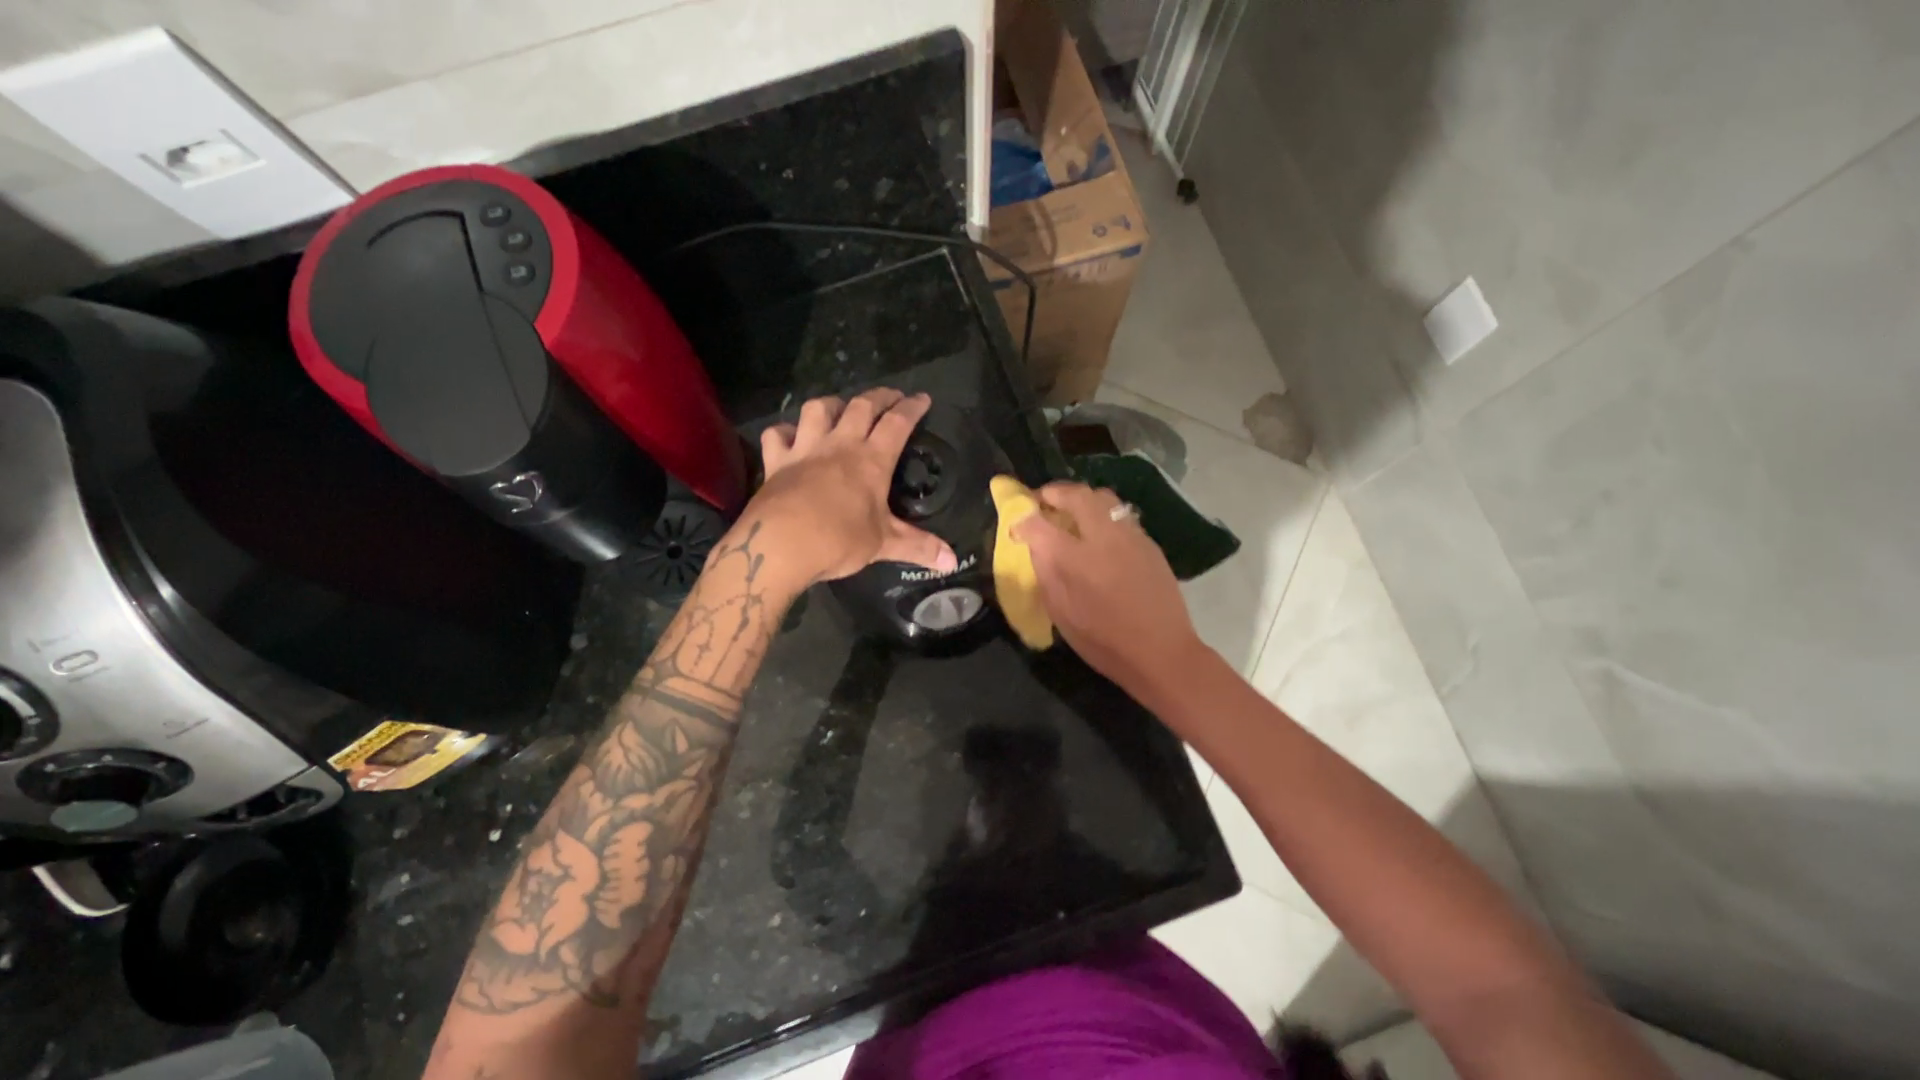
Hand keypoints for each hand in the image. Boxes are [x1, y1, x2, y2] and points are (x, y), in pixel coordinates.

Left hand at [737, 389, 958, 589]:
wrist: (781, 545)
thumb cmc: (838, 541)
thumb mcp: (884, 544)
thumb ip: (918, 547)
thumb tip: (952, 561)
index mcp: (871, 460)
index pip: (897, 423)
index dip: (912, 408)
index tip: (922, 398)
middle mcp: (839, 445)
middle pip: (861, 406)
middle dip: (879, 396)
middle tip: (891, 396)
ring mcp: (804, 449)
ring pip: (818, 409)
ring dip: (832, 404)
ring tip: (840, 408)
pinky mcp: (776, 462)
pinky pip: (777, 435)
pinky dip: (784, 431)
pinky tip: (790, 436)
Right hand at [1012, 482, 1206, 696]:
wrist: (1161, 652)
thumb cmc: (1104, 642)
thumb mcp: (1061, 614)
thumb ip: (1045, 574)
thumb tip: (1035, 546)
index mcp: (1074, 559)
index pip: (1038, 523)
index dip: (1022, 520)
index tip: (1017, 525)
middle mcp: (1102, 537)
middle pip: (1075, 495)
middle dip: (1053, 493)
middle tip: (1043, 502)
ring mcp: (1130, 536)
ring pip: (1102, 497)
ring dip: (1081, 498)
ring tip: (1071, 513)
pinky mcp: (1149, 543)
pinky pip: (1120, 514)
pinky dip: (1103, 514)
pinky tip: (1100, 534)